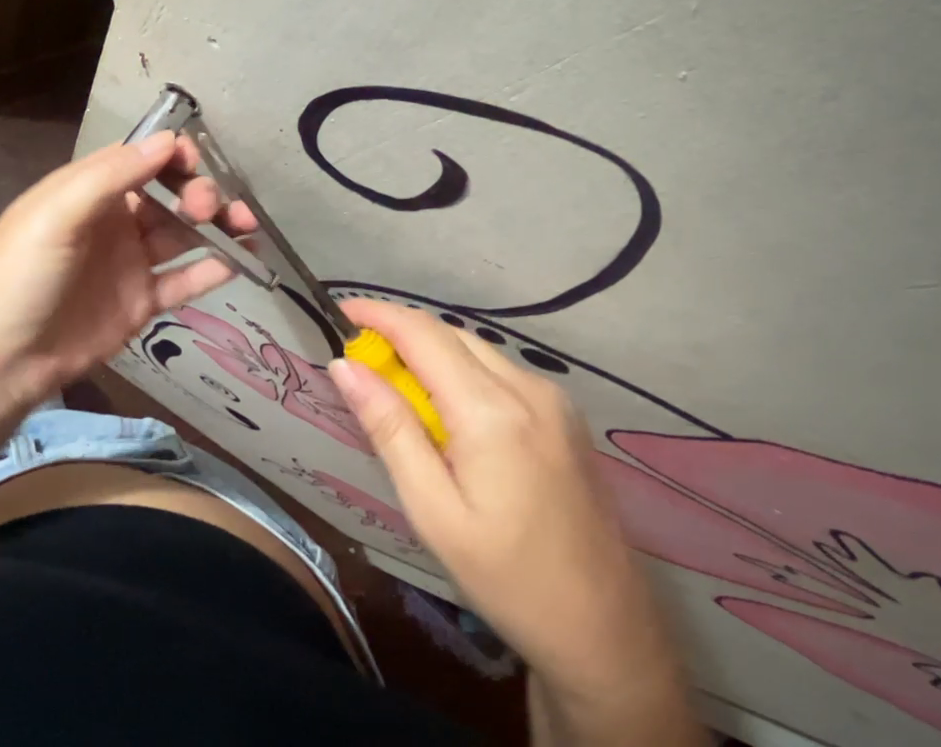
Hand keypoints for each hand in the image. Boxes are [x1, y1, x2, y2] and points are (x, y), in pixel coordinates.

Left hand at [0, 130, 255, 393]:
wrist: (2, 360)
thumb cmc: (19, 277)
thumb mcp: (55, 215)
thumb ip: (110, 176)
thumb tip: (167, 140)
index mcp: (85, 193)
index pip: (136, 160)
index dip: (169, 154)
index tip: (195, 159)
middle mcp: (111, 222)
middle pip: (167, 195)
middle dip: (197, 192)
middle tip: (209, 204)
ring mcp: (128, 264)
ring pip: (182, 235)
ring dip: (216, 226)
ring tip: (245, 226)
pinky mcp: (141, 304)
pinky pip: (183, 281)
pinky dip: (211, 270)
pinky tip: (236, 263)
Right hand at [326, 301, 695, 725]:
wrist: (604, 629)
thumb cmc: (505, 576)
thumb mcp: (431, 508)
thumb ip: (390, 429)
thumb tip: (345, 366)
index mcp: (492, 412)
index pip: (423, 335)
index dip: (377, 315)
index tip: (336, 311)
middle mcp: (529, 391)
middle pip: (451, 336)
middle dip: (399, 334)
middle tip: (355, 360)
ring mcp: (555, 404)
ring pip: (478, 352)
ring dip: (429, 354)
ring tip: (390, 386)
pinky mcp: (565, 421)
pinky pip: (501, 375)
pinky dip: (460, 374)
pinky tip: (441, 410)